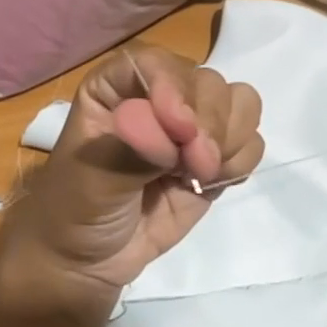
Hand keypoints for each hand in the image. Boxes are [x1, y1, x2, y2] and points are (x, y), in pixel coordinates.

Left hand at [3, 45, 264, 307]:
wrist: (88, 262)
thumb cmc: (75, 210)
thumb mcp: (92, 177)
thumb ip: (132, 149)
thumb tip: (173, 128)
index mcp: (116, 88)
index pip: (156, 64)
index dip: (174, 88)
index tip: (179, 128)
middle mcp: (158, 99)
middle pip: (208, 82)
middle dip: (210, 123)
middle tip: (194, 166)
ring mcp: (191, 132)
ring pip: (239, 104)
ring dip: (231, 139)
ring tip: (202, 174)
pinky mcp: (214, 163)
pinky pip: (250, 143)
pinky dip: (241, 161)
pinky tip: (212, 183)